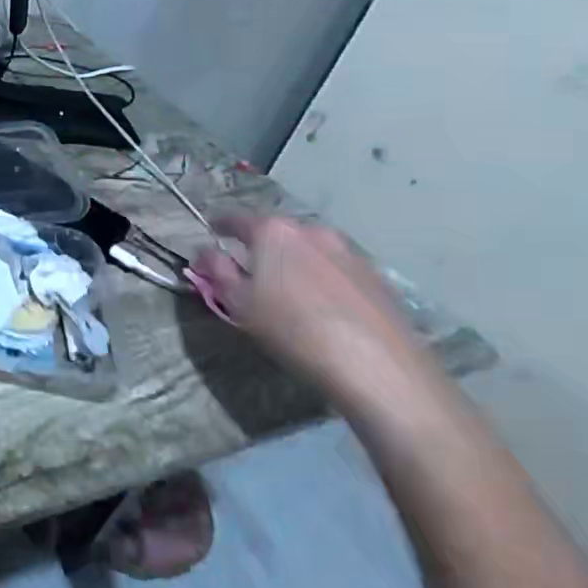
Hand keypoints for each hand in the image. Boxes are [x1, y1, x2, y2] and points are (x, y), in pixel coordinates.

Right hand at [191, 217, 429, 406]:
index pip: (236, 219)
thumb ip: (217, 271)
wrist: (379, 368)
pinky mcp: (377, 277)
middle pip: (276, 232)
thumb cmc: (294, 330)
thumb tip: (207, 252)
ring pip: (309, 249)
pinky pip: (336, 268)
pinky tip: (323, 306)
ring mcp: (349, 251)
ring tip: (288, 289)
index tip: (212, 235)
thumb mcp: (239, 303)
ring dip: (294, 261)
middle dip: (260, 245)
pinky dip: (322, 277)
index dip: (220, 227)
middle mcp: (312, 230)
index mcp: (273, 231)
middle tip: (250, 268)